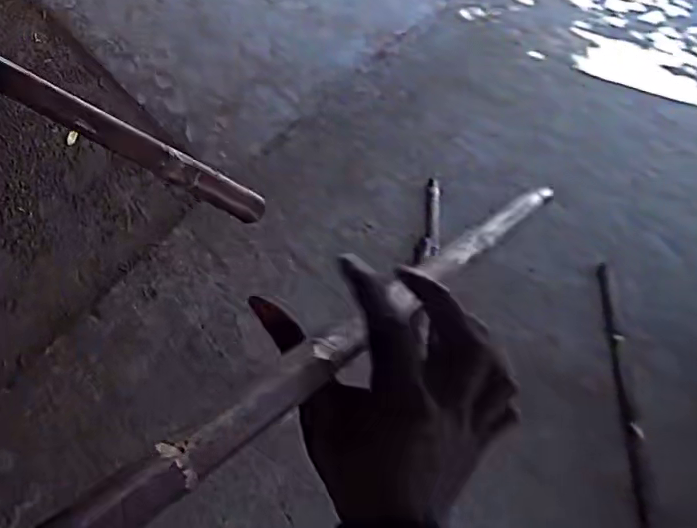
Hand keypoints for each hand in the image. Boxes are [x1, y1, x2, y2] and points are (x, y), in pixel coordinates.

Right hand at [249, 256, 519, 526]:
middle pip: (467, 342)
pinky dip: (493, 374)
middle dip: (442, 300)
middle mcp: (447, 406)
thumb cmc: (348, 465)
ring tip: (443, 309)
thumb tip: (261, 303)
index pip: (391, 328)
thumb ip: (294, 350)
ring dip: (474, 331)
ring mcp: (472, 424)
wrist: (393, 523)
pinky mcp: (483, 439)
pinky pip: (504, 402)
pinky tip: (471, 362)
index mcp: (402, 397)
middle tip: (408, 275)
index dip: (368, 289)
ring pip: (497, 369)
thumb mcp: (315, 406)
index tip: (348, 263)